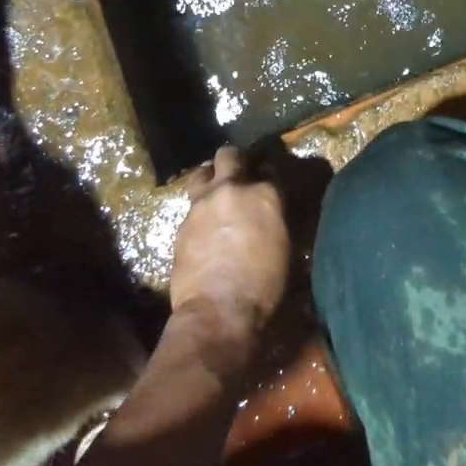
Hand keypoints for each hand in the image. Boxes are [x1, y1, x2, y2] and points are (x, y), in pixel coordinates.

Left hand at [170, 147, 289, 345]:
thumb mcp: (283, 246)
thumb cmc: (264, 285)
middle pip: (229, 155)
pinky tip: (203, 225)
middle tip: (239, 173)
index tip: (268, 181)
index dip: (267, 172)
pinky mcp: (182, 222)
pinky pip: (192, 204)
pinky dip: (199, 208)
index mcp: (265, 194)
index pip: (268, 167)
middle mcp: (232, 189)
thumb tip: (268, 211)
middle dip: (235, 160)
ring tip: (214, 191)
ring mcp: (203, 203)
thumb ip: (274, 216)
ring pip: (202, 172)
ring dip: (209, 177)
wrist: (219, 310)